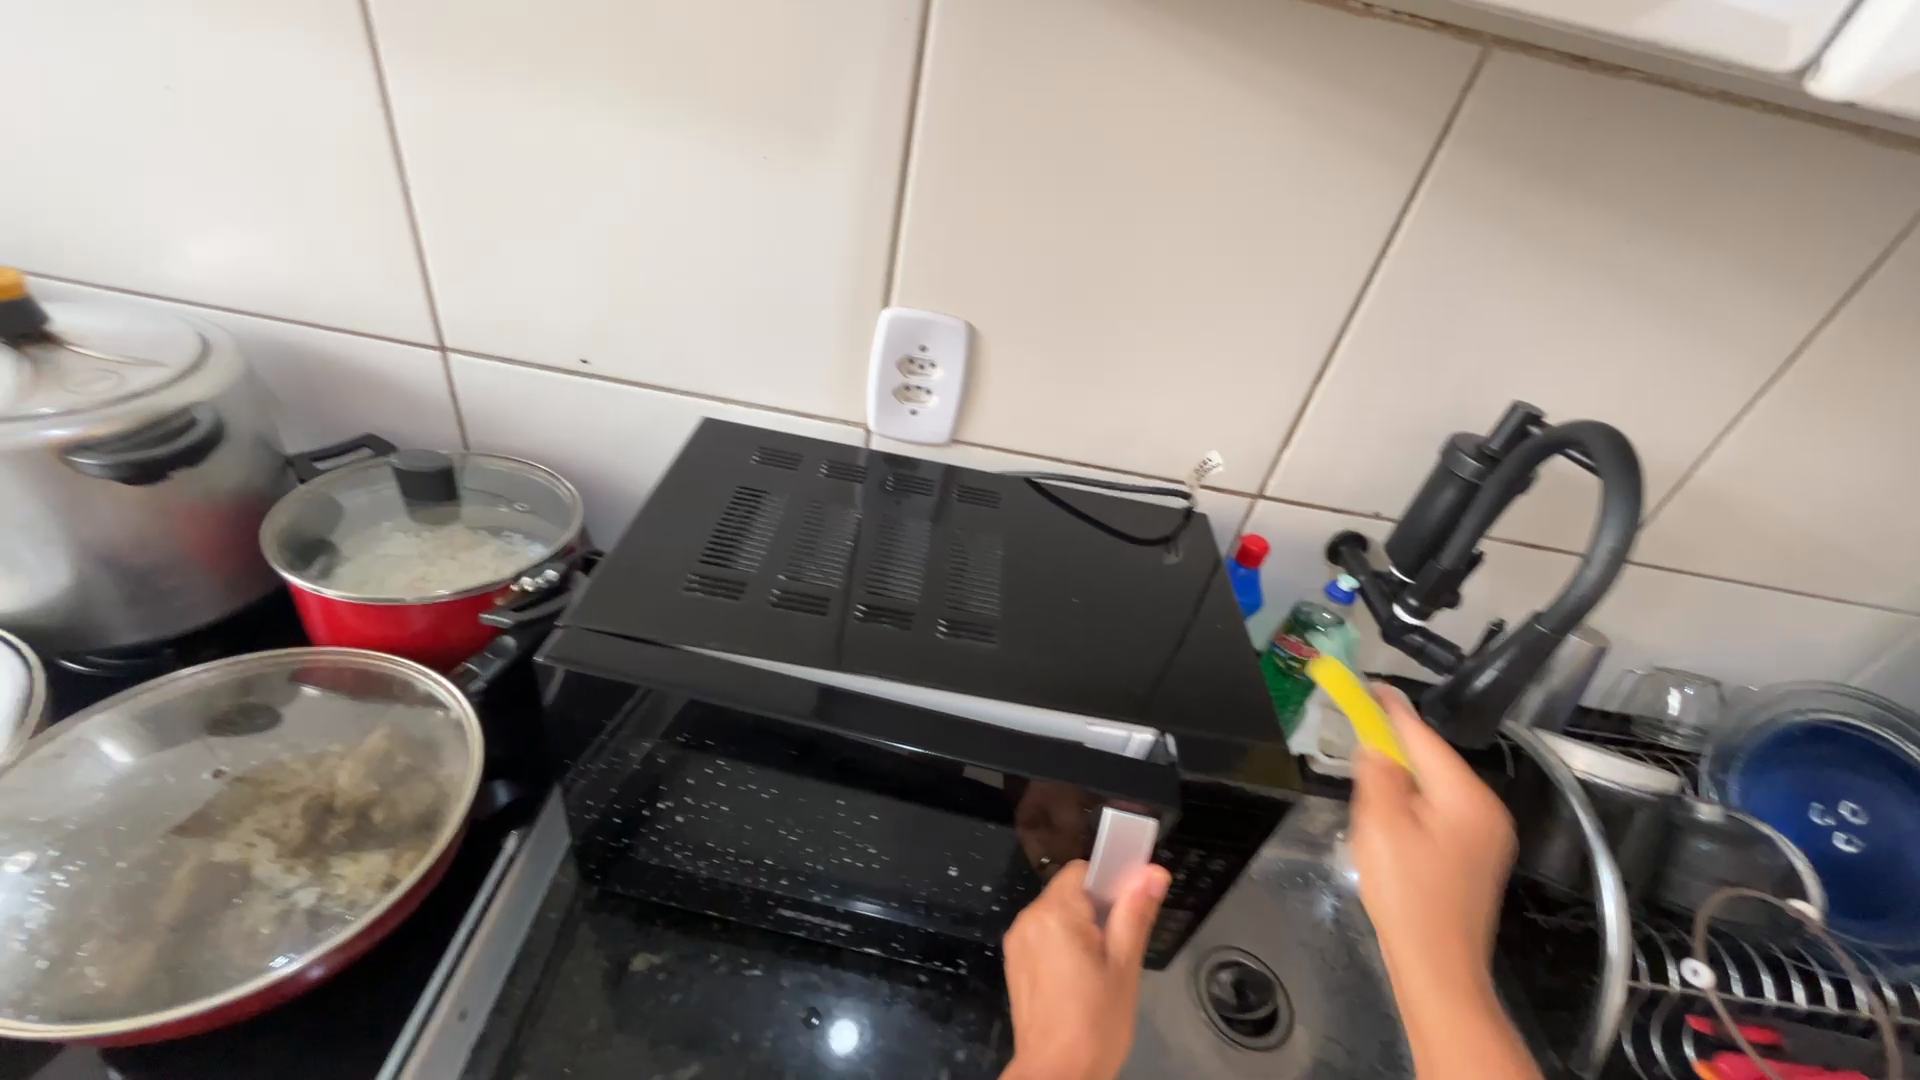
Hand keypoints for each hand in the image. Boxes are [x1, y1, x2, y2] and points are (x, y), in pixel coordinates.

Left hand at [1000, 858, 1171, 1079]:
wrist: (1056, 1075)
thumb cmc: (1095, 1022)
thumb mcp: (1124, 966)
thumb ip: (1135, 912)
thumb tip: (1153, 871)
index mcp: (1055, 912)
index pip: (1083, 871)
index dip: (1109, 884)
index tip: (1128, 912)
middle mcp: (1029, 917)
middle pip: (1069, 892)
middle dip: (1096, 911)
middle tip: (1118, 950)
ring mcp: (1018, 940)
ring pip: (1057, 914)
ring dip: (1080, 929)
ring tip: (1100, 969)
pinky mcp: (1015, 961)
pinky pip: (1044, 935)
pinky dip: (1062, 945)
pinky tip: (1078, 979)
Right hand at [1350, 684, 1516, 1000]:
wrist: (1437, 965)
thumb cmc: (1406, 893)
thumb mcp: (1381, 826)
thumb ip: (1378, 774)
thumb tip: (1376, 743)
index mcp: (1466, 798)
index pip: (1422, 737)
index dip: (1390, 709)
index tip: (1365, 684)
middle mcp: (1486, 809)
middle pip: (1429, 760)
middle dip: (1391, 749)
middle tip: (1355, 740)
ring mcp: (1485, 833)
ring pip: (1431, 785)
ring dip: (1398, 778)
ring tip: (1366, 786)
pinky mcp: (1475, 853)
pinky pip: (1437, 809)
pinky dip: (1409, 801)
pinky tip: (1387, 817)